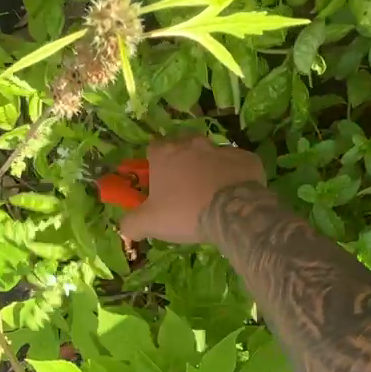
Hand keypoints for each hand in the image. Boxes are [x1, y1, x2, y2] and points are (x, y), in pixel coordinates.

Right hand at [120, 136, 265, 244]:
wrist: (232, 212)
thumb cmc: (185, 213)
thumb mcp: (149, 223)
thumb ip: (131, 223)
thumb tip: (124, 227)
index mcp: (165, 154)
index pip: (153, 148)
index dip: (154, 164)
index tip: (158, 181)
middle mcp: (192, 144)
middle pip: (182, 146)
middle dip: (181, 162)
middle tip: (183, 187)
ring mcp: (221, 148)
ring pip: (210, 154)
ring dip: (207, 168)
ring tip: (209, 192)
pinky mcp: (246, 158)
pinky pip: (235, 165)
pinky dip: (232, 176)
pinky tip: (231, 194)